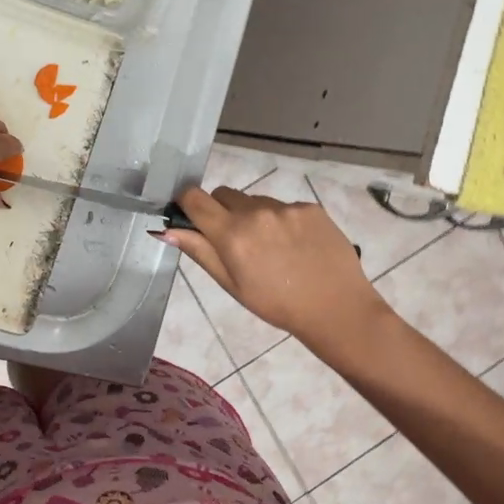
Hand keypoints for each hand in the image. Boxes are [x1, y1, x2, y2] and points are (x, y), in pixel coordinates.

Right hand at [161, 187, 387, 346]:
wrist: (336, 308)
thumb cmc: (276, 304)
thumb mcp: (231, 284)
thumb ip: (199, 251)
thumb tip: (166, 229)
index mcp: (232, 234)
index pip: (195, 198)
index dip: (187, 203)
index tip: (190, 215)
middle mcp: (256, 212)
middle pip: (224, 195)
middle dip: (221, 211)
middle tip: (234, 241)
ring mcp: (286, 207)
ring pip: (254, 200)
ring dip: (253, 216)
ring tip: (272, 248)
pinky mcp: (310, 207)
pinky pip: (283, 206)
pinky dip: (281, 220)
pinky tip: (295, 245)